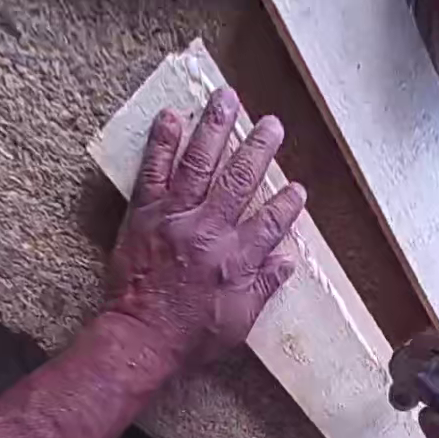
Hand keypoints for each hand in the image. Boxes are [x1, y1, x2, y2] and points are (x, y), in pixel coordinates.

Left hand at [103, 88, 306, 366]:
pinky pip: (153, 172)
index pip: (270, 223)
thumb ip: (263, 288)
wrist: (140, 339)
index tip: (298, 190)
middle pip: (240, 180)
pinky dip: (162, 143)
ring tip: (226, 98)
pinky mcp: (144, 216)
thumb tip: (287, 261)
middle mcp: (210, 231)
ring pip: (200, 164)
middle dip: (260, 149)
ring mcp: (175, 219)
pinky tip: (171, 118)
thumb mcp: (237, 323)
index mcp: (236, 260)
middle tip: (272, 125)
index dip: (288, 204)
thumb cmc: (190, 339)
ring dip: (215, 128)